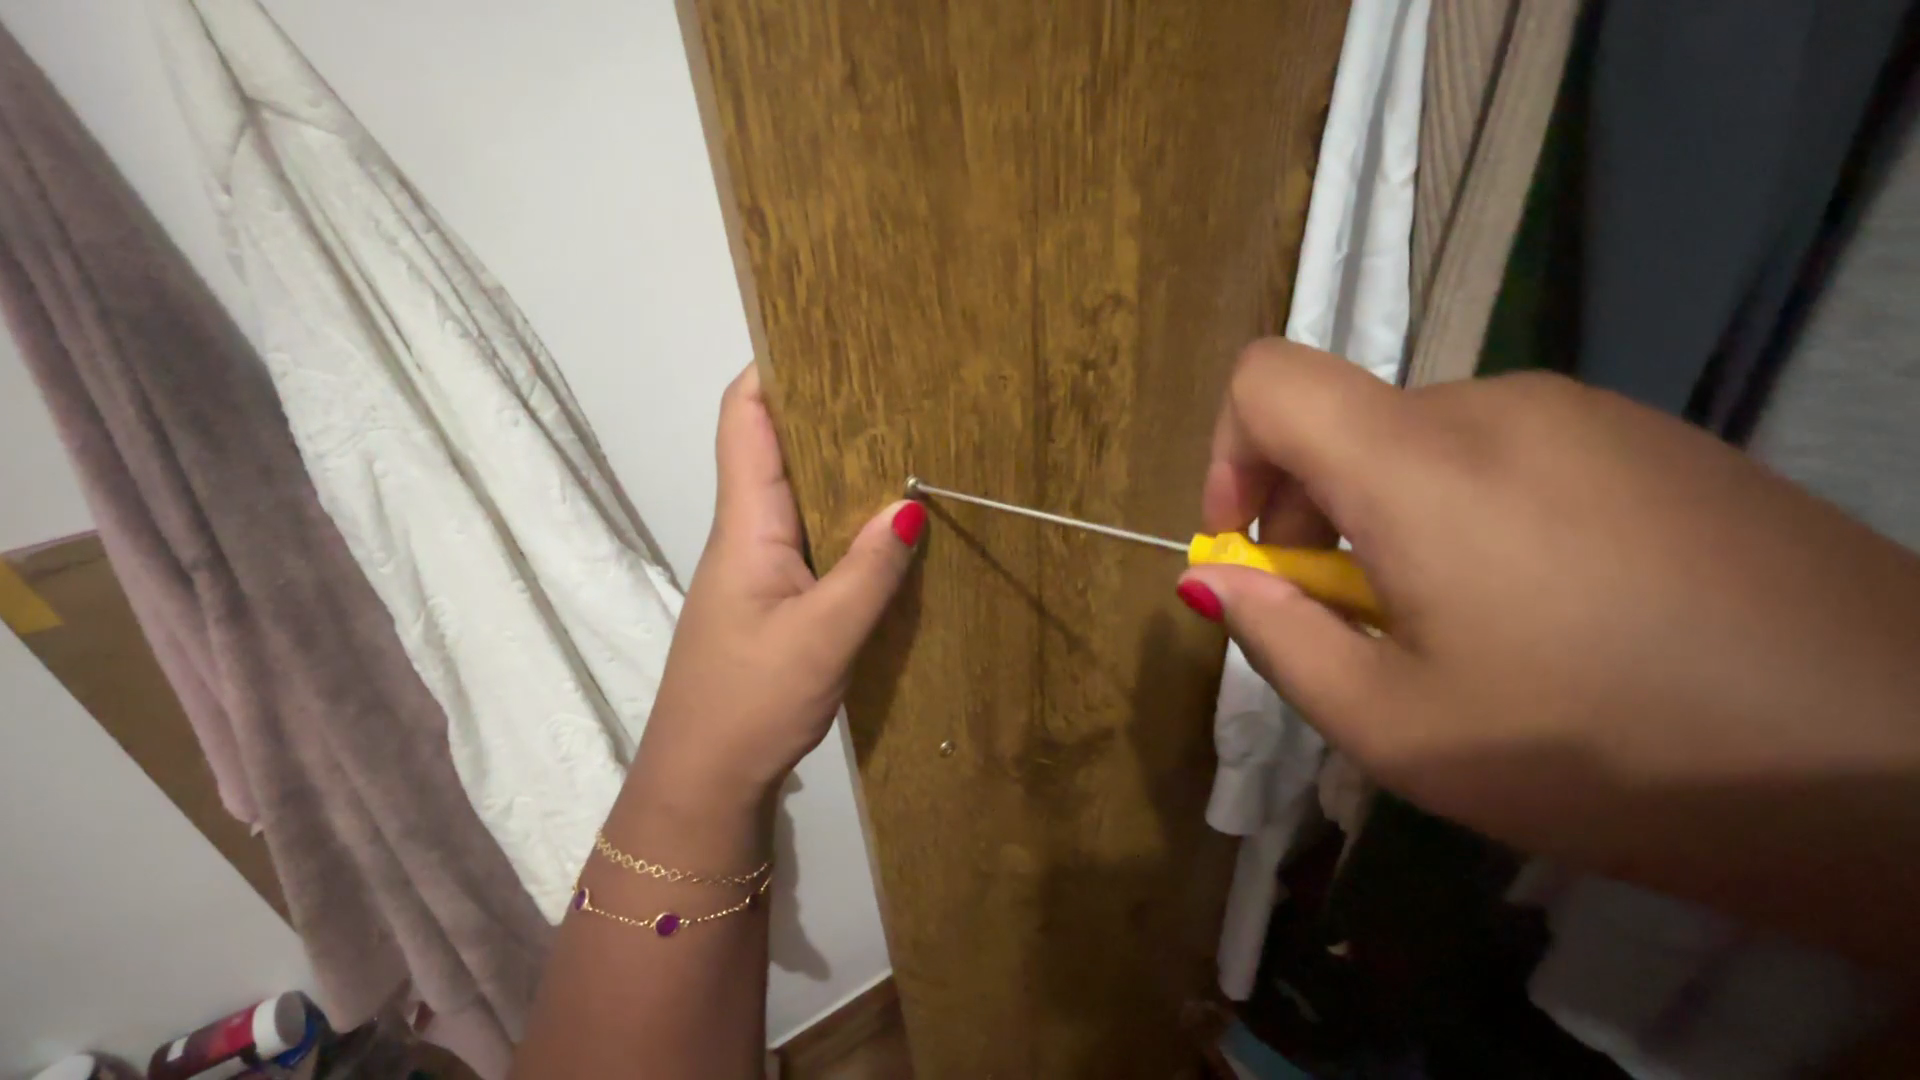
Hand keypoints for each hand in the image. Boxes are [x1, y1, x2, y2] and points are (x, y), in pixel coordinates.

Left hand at [631, 366, 923, 806]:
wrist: (704, 780)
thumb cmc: (750, 702)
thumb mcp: (822, 638)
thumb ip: (868, 572)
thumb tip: (909, 506)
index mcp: (746, 525)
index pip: (744, 421)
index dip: (774, 370)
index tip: (829, 338)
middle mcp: (749, 533)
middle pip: (777, 447)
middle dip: (827, 410)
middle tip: (897, 387)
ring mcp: (761, 568)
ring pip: (800, 494)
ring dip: (843, 466)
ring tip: (908, 441)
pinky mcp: (776, 599)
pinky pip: (814, 538)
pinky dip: (848, 518)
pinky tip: (890, 525)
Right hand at [1180, 339, 1919, 960]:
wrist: (1910, 765)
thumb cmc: (1606, 749)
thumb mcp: (1395, 724)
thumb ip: (1276, 636)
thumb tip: (1212, 578)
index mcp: (1420, 461)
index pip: (1267, 378)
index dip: (1228, 454)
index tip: (1253, 550)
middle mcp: (1497, 404)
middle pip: (1345, 424)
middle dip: (1313, 518)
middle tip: (1355, 627)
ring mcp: (1590, 413)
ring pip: (1424, 445)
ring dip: (1391, 524)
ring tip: (1454, 633)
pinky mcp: (1656, 440)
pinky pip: (1509, 456)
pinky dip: (1470, 518)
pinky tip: (1545, 614)